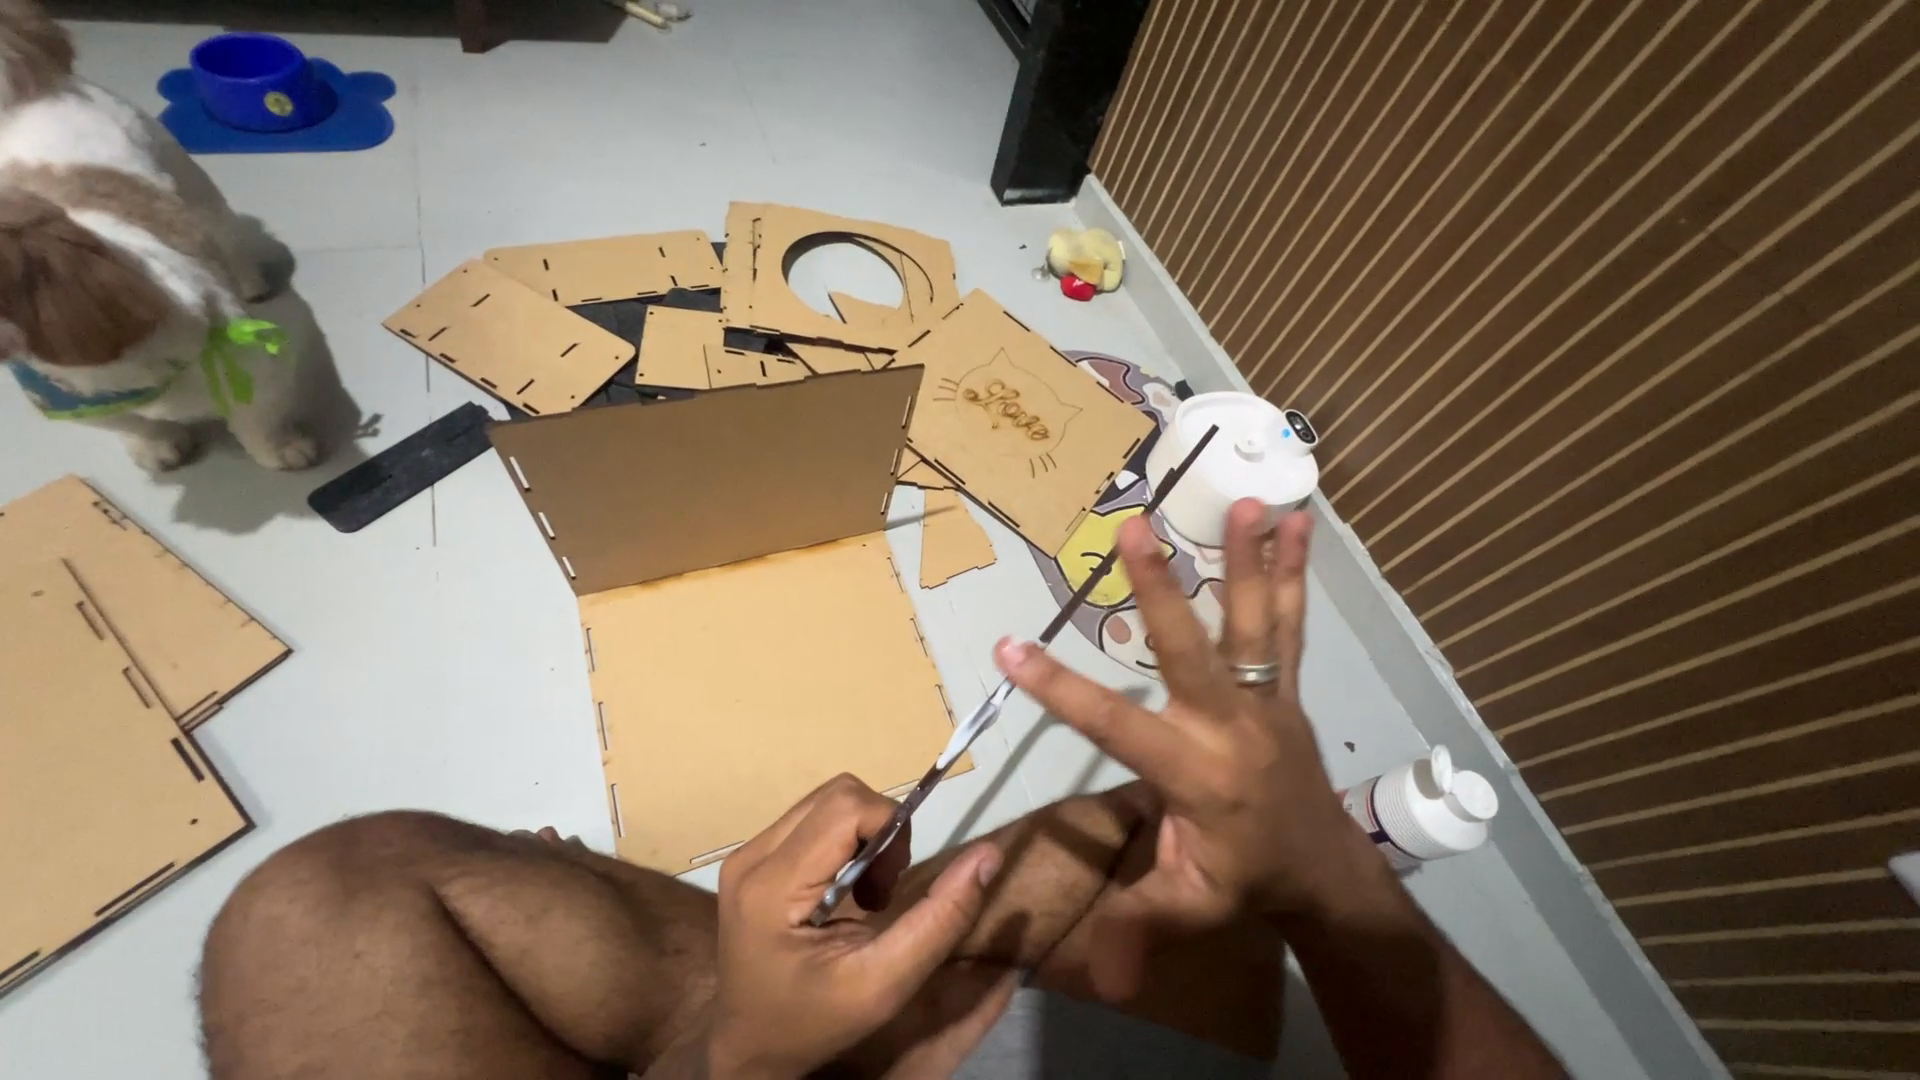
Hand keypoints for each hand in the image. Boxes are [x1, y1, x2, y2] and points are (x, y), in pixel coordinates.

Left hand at [706, 774, 1003, 1078]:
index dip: (889, 827)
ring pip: (828, 800)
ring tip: (865, 895)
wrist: (749, 1051)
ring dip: (864, 835)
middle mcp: (751, 857)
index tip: (895, 883)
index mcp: (773, 887)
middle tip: (883, 893)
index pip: (845, 807)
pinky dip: (845, 840)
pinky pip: (813, 817)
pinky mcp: (752, 857)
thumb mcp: (885, 985)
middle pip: (838, 795)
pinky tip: (844, 890)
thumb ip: (939, 919)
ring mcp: (747, 854)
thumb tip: (988, 855)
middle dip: (879, 831)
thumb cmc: (815, 1024)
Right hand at [994, 501, 1381, 995]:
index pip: (1114, 724)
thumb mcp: (1187, 906)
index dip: (1060, 688)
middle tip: (1133, 531)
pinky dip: (1294, 573)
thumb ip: (1138, 919)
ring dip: (1250, 560)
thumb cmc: (1244, 880)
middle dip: (1159, 590)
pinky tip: (1300, 525)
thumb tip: (1092, 966)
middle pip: (1190, 649)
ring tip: (1250, 503)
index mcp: (1194, 773)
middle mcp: (1230, 723)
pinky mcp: (1289, 687)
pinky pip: (1292, 624)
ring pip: (1256, 623)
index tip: (1010, 646)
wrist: (1324, 868)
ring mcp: (1267, 699)